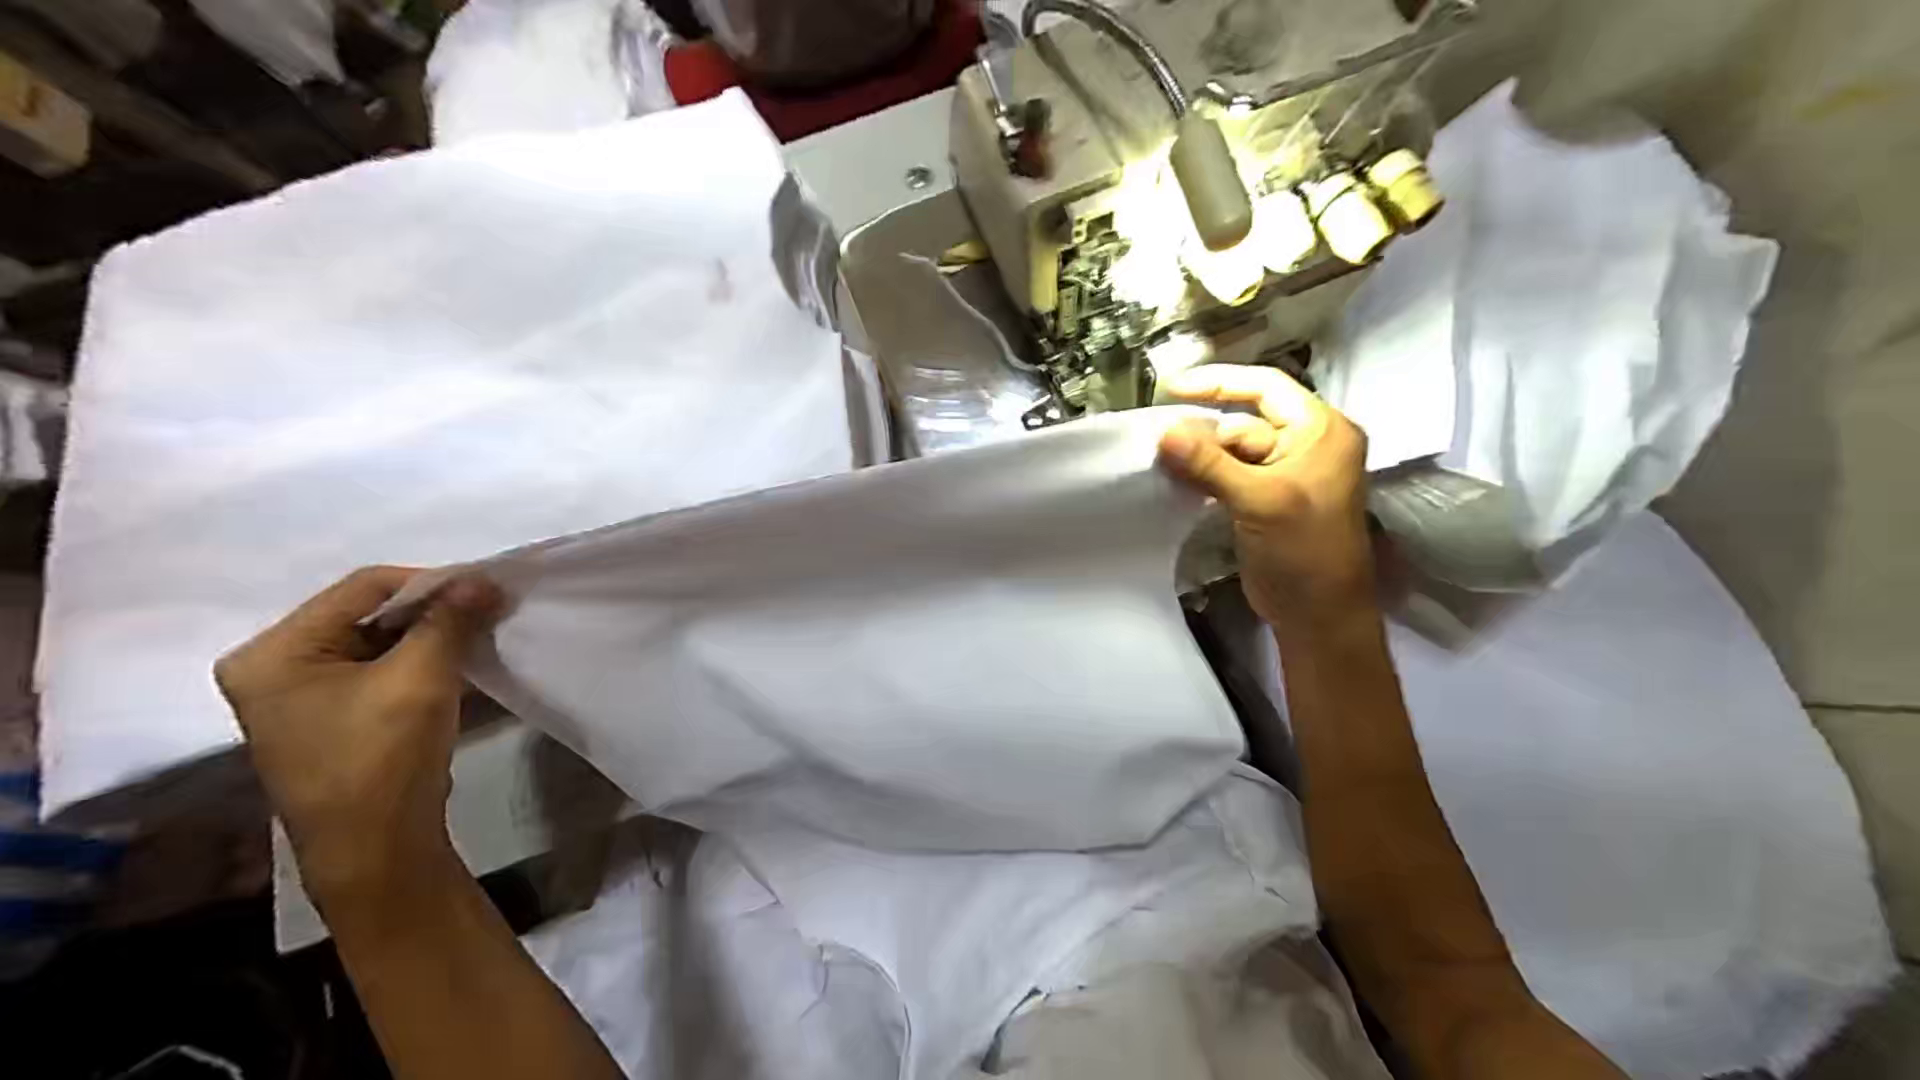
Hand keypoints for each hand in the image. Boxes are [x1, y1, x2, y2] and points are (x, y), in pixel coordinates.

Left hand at [215, 567, 502, 905]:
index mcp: (274, 653)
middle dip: (434, 609)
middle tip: (488, 609)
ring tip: (481, 632)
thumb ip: (450, 620)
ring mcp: (304, 694)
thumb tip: (484, 578)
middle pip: (368, 612)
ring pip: (381, 639)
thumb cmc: (381, 756)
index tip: (486, 590)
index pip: (362, 588)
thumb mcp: (421, 677)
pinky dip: (424, 658)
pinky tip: (460, 661)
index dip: (429, 582)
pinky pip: (383, 667)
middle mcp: (277, 666)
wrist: (376, 847)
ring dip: (434, 633)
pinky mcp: (335, 714)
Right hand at [1157, 364, 1372, 632]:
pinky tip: (1173, 481)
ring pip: (1230, 451)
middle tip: (1159, 444)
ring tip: (1160, 463)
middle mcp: (1304, 445)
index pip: (1267, 387)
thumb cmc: (1305, 550)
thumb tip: (1165, 432)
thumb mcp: (1261, 500)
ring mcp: (1281, 474)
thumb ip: (1211, 464)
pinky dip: (1201, 476)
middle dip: (1202, 431)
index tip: (1171, 387)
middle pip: (1243, 421)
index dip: (1219, 382)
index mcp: (1320, 431)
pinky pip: (1225, 476)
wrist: (1317, 613)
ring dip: (1197, 456)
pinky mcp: (1261, 500)